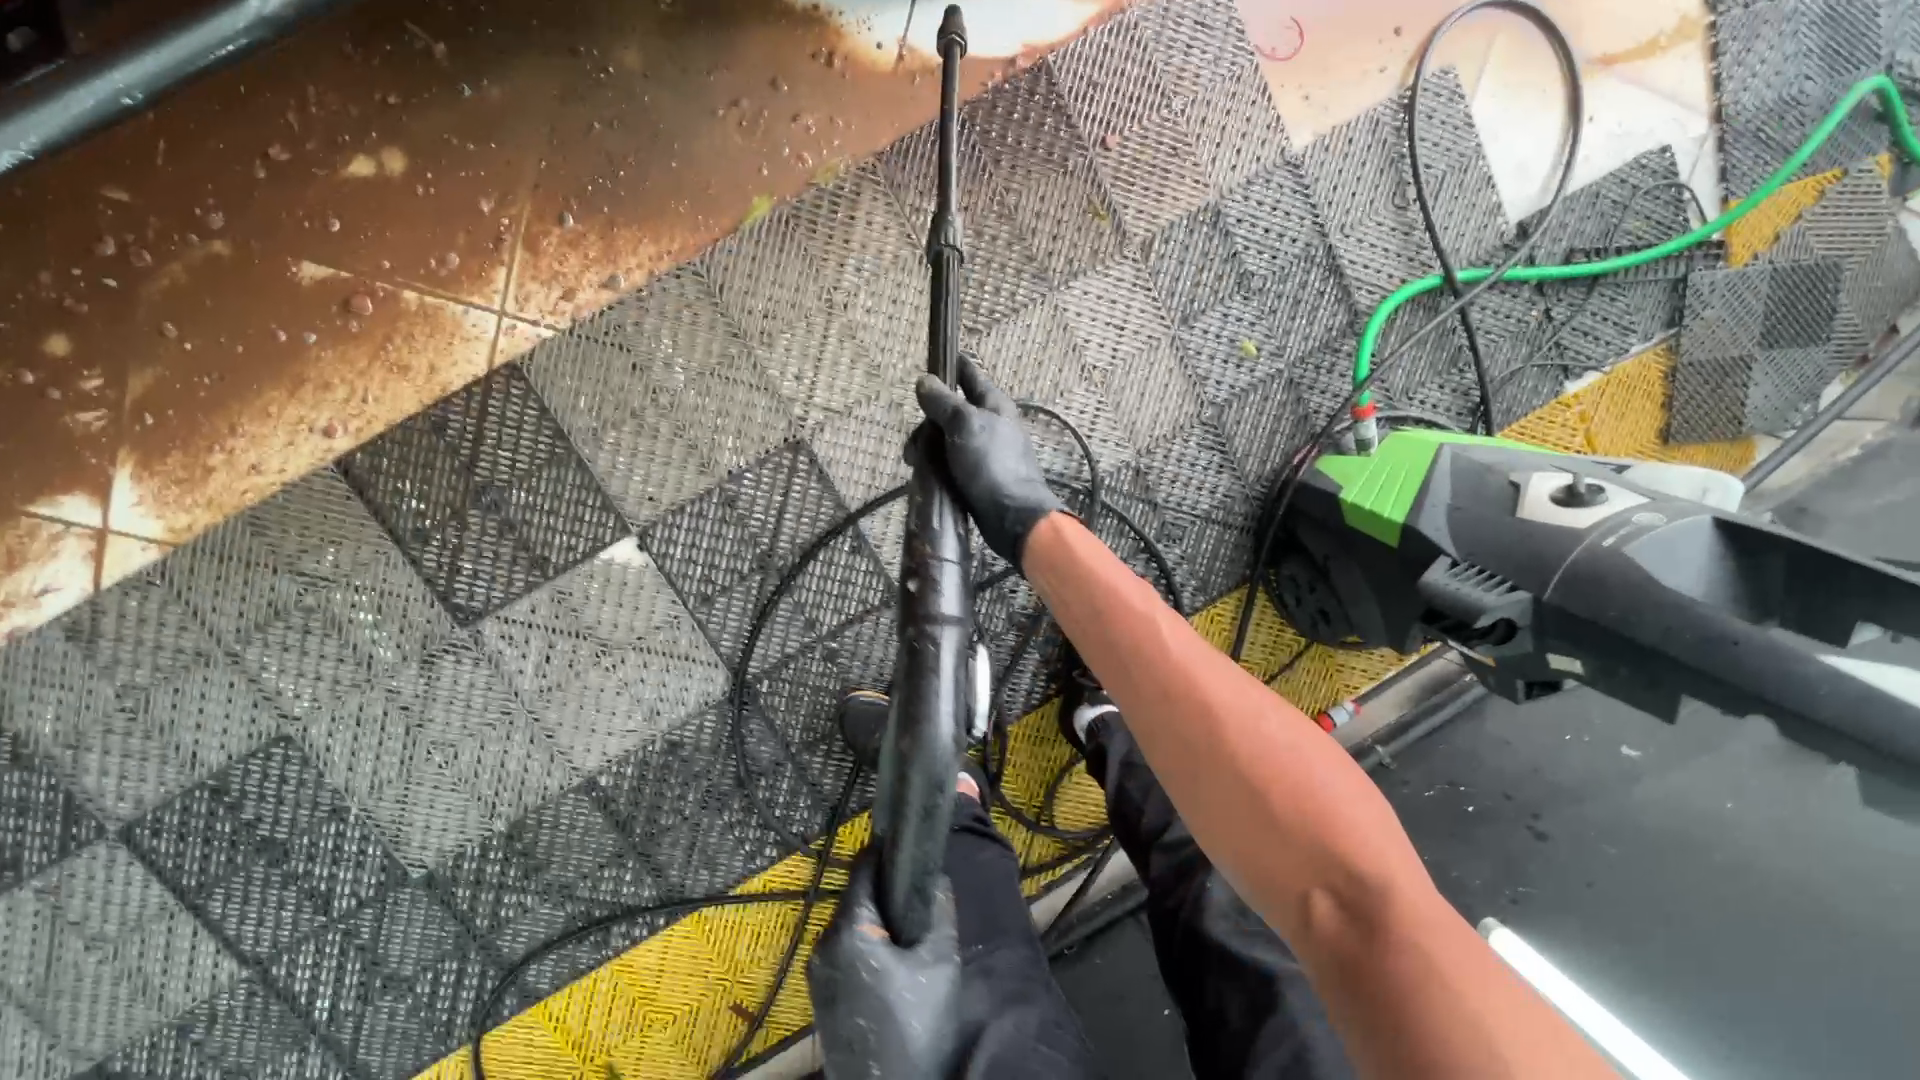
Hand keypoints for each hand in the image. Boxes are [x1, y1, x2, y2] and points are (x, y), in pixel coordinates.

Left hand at [808, 854, 962, 1078]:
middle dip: (885, 893)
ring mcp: (817, 973)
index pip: (862, 868)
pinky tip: (893, 964)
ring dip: (876, 922)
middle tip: (918, 897)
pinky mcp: (820, 996)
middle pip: (856, 898)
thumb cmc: (918, 1024)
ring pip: (850, 927)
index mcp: (848, 931)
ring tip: (910, 934)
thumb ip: (938, 910)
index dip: (885, 852)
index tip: (908, 844)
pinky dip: (865, 947)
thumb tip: (936, 875)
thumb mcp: (940, 963)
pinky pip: (843, 953)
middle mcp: (823, 945)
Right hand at [914, 356, 1065, 566]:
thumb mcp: (964, 424)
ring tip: (915, 462)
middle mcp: (990, 424)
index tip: (933, 359)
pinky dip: (935, 466)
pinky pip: (950, 464)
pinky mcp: (977, 477)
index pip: (970, 374)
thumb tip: (924, 380)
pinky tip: (925, 475)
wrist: (1012, 516)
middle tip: (915, 439)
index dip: (951, 366)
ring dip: (927, 447)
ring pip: (946, 440)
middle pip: (950, 411)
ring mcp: (984, 452)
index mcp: (994, 404)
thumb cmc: (991, 464)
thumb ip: (943, 402)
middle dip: (928, 421)